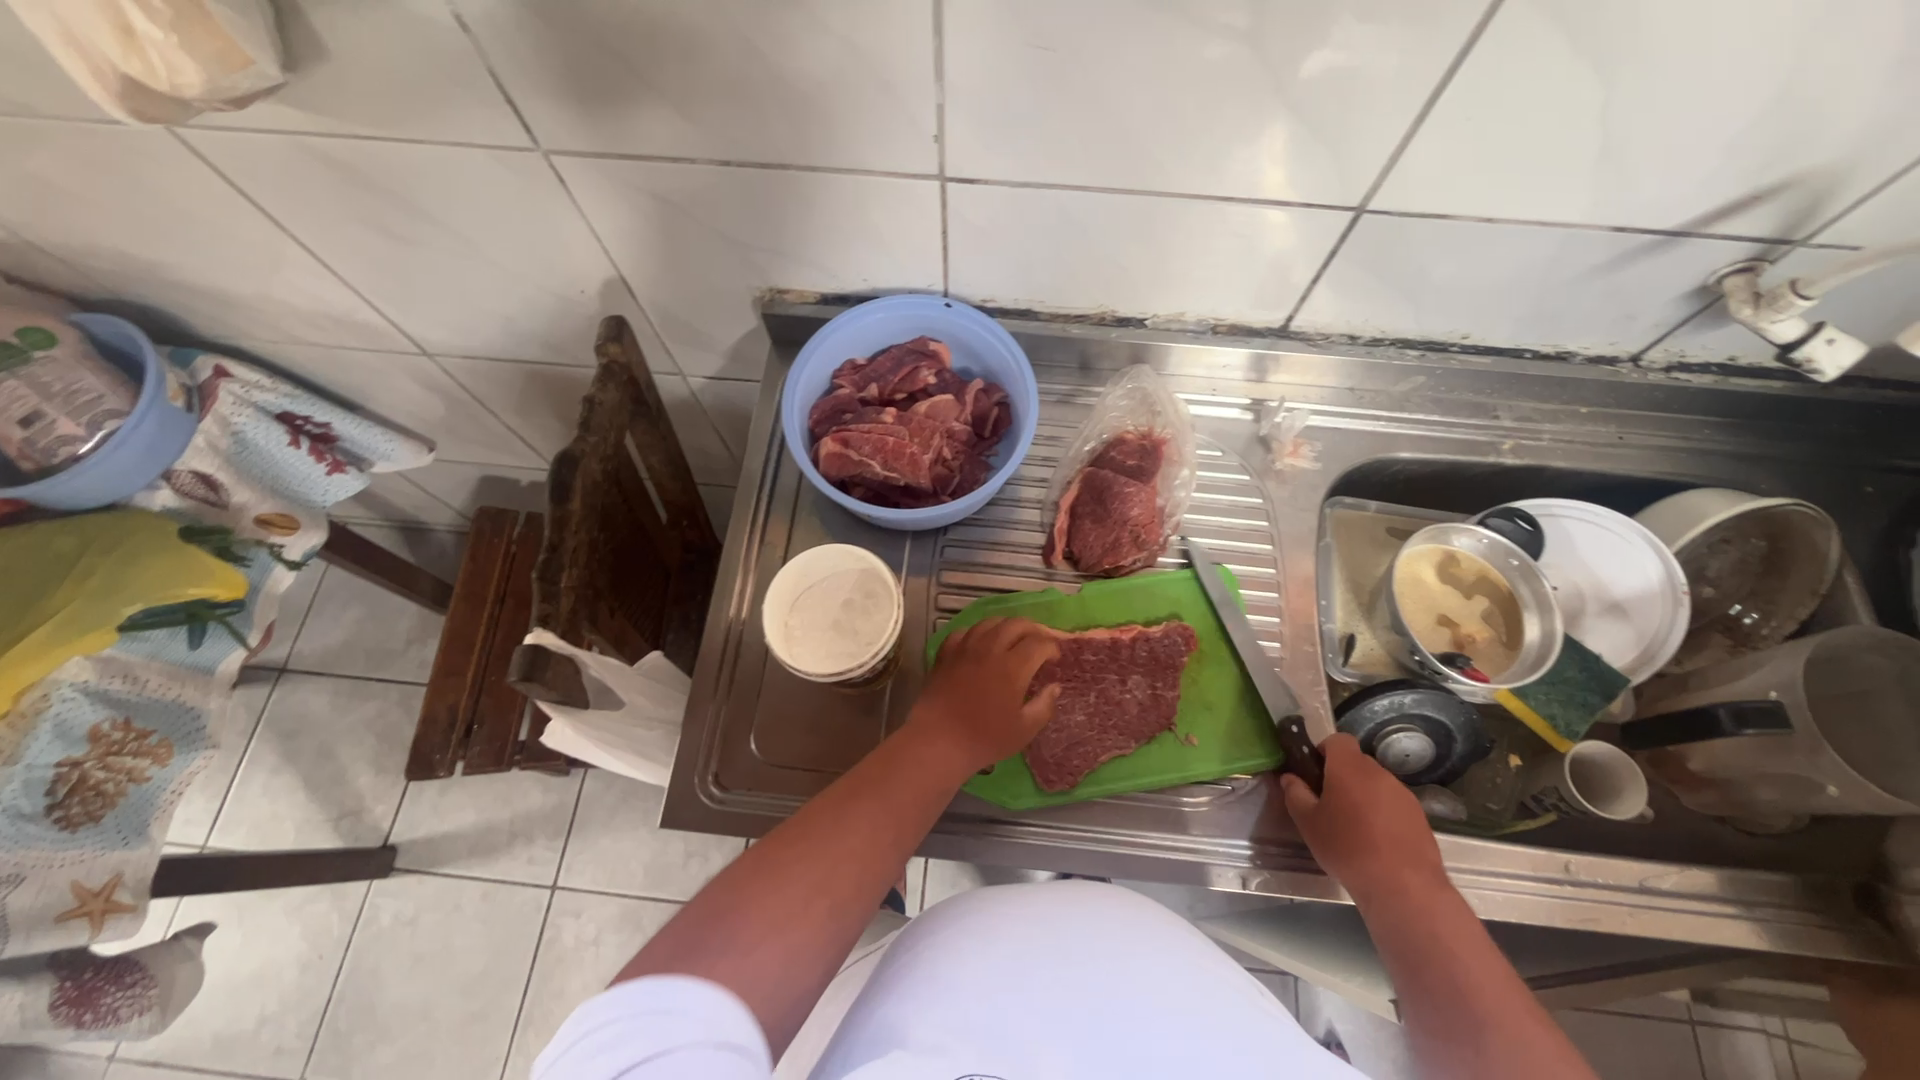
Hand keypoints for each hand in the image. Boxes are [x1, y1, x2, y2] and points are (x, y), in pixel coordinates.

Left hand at [906, 617, 1061, 775]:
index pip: (1039, 643)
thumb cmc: (985, 739)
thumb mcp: (1024, 730)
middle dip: (1034, 629)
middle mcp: (990, 649)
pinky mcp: (946, 653)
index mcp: (1013, 666)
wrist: (938, 741)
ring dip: (1007, 626)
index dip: (1052, 647)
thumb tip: (1054, 687)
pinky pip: (965, 631)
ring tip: (1013, 639)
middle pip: (1017, 624)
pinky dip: (979, 633)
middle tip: (1039, 644)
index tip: (1055, 659)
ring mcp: (965, 648)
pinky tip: (980, 644)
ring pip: (991, 622)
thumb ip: (1044, 706)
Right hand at [1280, 734, 1448, 907]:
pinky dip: (1382, 814)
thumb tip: (1289, 778)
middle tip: (1329, 804)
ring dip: (1363, 796)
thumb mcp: (1308, 822)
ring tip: (1354, 828)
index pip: (1338, 740)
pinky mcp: (1419, 815)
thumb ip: (1295, 794)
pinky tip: (1376, 841)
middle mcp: (1379, 773)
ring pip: (1376, 784)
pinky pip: (1393, 804)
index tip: (1315, 773)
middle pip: (1357, 762)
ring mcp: (1403, 794)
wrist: (1402, 885)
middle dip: (1342, 776)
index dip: (1324, 750)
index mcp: (1349, 768)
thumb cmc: (1346, 847)